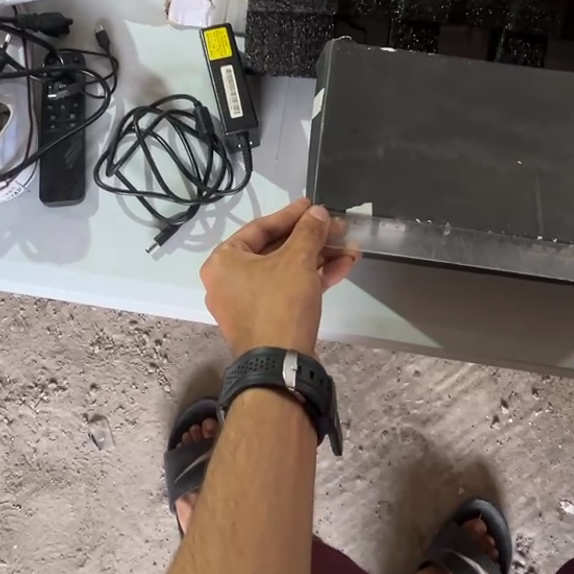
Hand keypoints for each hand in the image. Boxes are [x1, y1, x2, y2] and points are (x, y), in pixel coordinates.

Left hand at [201, 199, 359, 356]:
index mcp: (224, 261)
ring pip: (286, 270)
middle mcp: (229, 281)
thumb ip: (308, 231)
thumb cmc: (280, 303)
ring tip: (349, 246)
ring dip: (319, 257)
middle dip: (311, 238)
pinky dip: (313, 279)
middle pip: (276, 249)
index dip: (290, 215)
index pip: (260, 228)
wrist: (281, 367)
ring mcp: (247, 304)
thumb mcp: (297, 260)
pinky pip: (288, 290)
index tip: (313, 205)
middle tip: (337, 227)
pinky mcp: (266, 321)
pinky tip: (343, 266)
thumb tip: (318, 213)